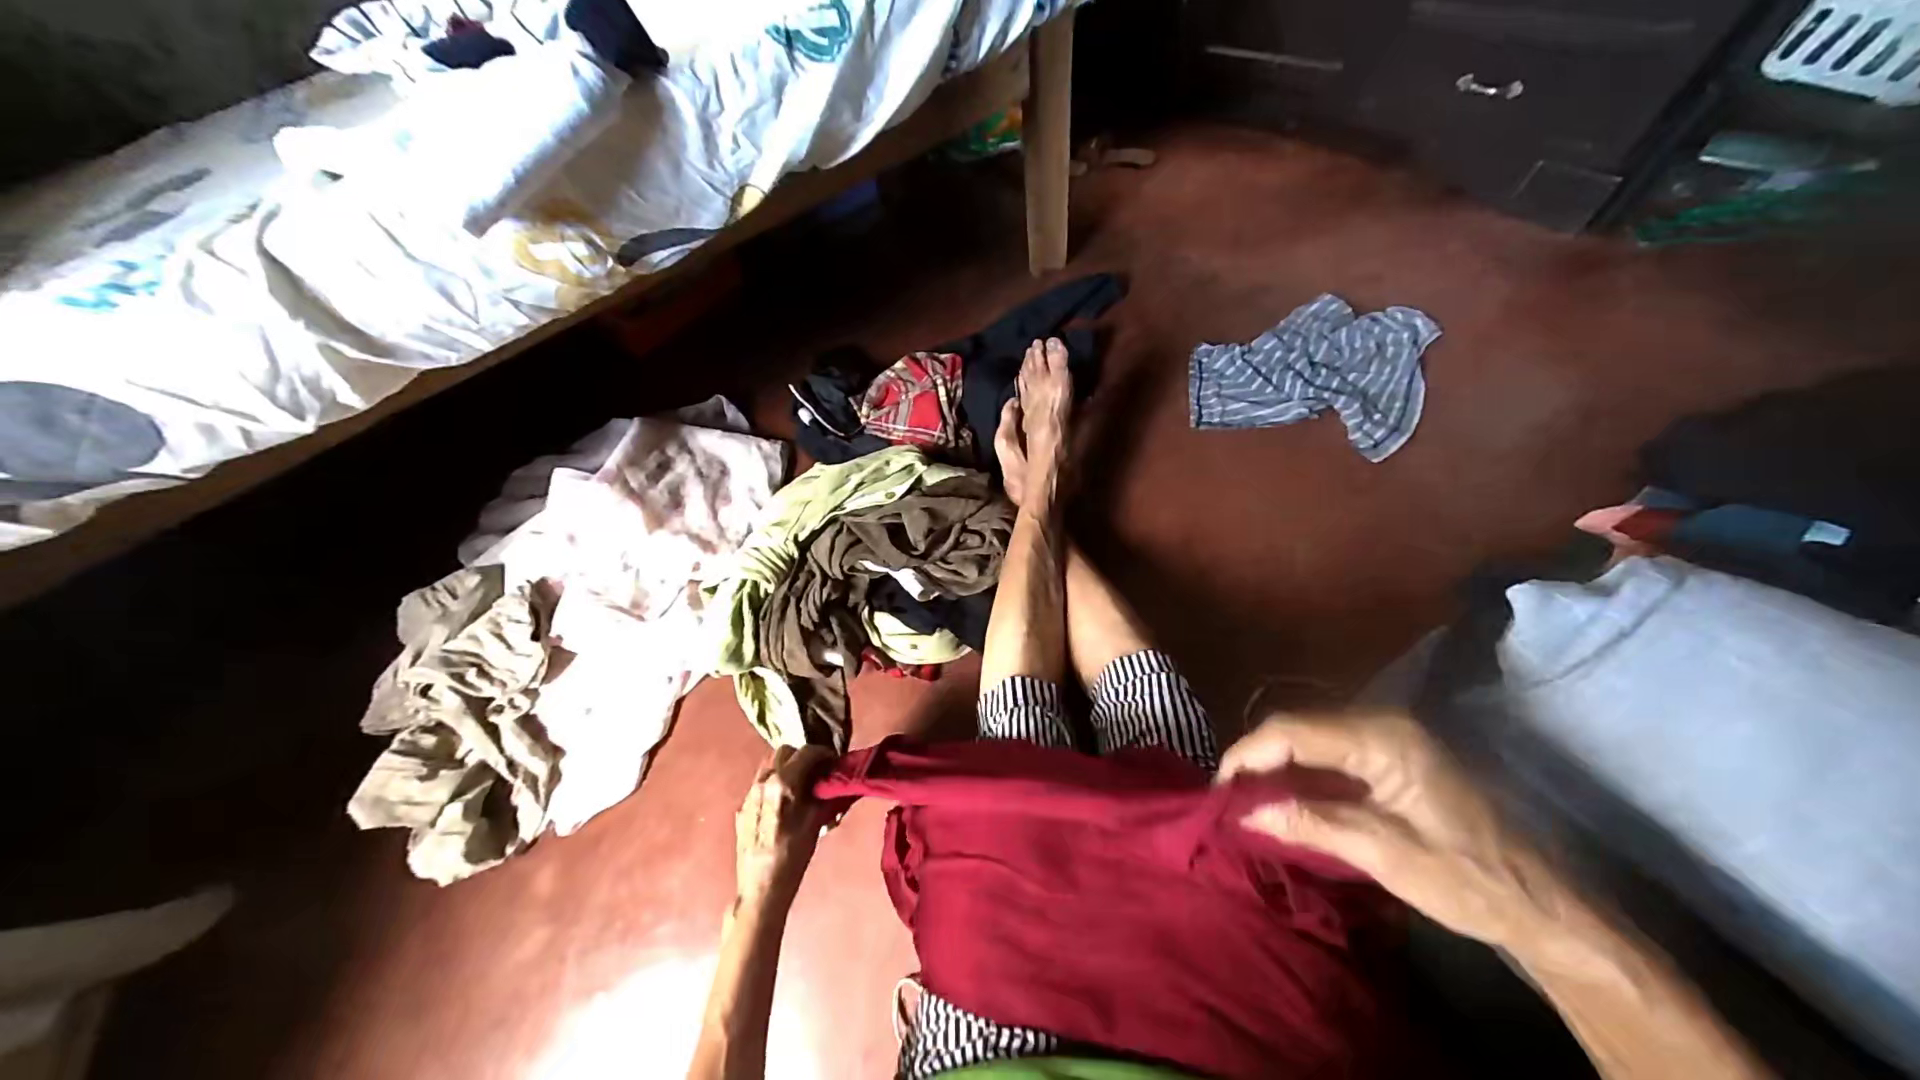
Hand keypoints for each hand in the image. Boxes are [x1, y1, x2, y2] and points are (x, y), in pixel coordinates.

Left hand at [733, 745, 836, 906]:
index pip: (806, 752)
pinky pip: (761, 785)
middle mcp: (762, 782)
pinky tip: (786, 804)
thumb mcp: (817, 823)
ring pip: (770, 766)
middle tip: (819, 771)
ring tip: (803, 786)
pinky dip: (776, 784)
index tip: (834, 761)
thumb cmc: (793, 856)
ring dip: (788, 768)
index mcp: (782, 783)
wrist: (760, 889)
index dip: (824, 754)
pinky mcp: (742, 808)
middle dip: (803, 757)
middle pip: (785, 752)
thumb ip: (828, 795)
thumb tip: (842, 780)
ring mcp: (749, 794)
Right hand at [1221, 708, 1580, 955]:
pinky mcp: (1389, 756)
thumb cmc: (1470, 880)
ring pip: (1307, 738)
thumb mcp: (1386, 857)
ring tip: (1249, 803)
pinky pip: (1327, 753)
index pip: (1292, 731)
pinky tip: (1286, 801)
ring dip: (1275, 768)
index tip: (1220, 792)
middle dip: (1256, 761)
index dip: (1247, 756)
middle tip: (1230, 801)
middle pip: (1296, 728)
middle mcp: (1381, 724)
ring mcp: (1387, 737)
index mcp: (1383, 740)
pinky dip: (1300, 775)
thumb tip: (1244, 813)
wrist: (1546, 904)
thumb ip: (1311, 824)